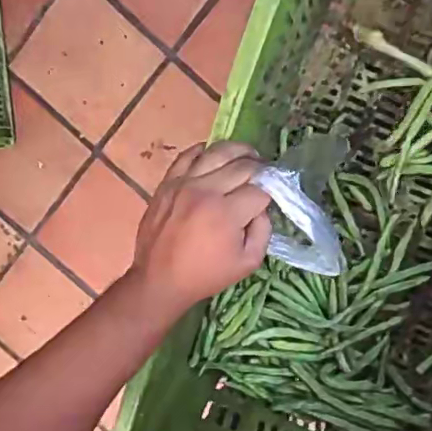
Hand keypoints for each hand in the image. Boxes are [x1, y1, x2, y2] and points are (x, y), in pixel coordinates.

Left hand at [127, 141, 272, 317]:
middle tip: (266, 175)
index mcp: (226, 213)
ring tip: (248, 156)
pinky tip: (215, 156)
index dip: (271, 193)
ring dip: (238, 150)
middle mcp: (206, 190)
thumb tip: (262, 208)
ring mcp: (184, 182)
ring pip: (217, 151)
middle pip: (243, 165)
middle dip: (260, 168)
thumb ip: (263, 231)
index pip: (260, 190)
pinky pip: (188, 155)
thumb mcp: (248, 263)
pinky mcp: (168, 182)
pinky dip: (205, 150)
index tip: (272, 198)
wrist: (159, 279)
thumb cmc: (206, 275)